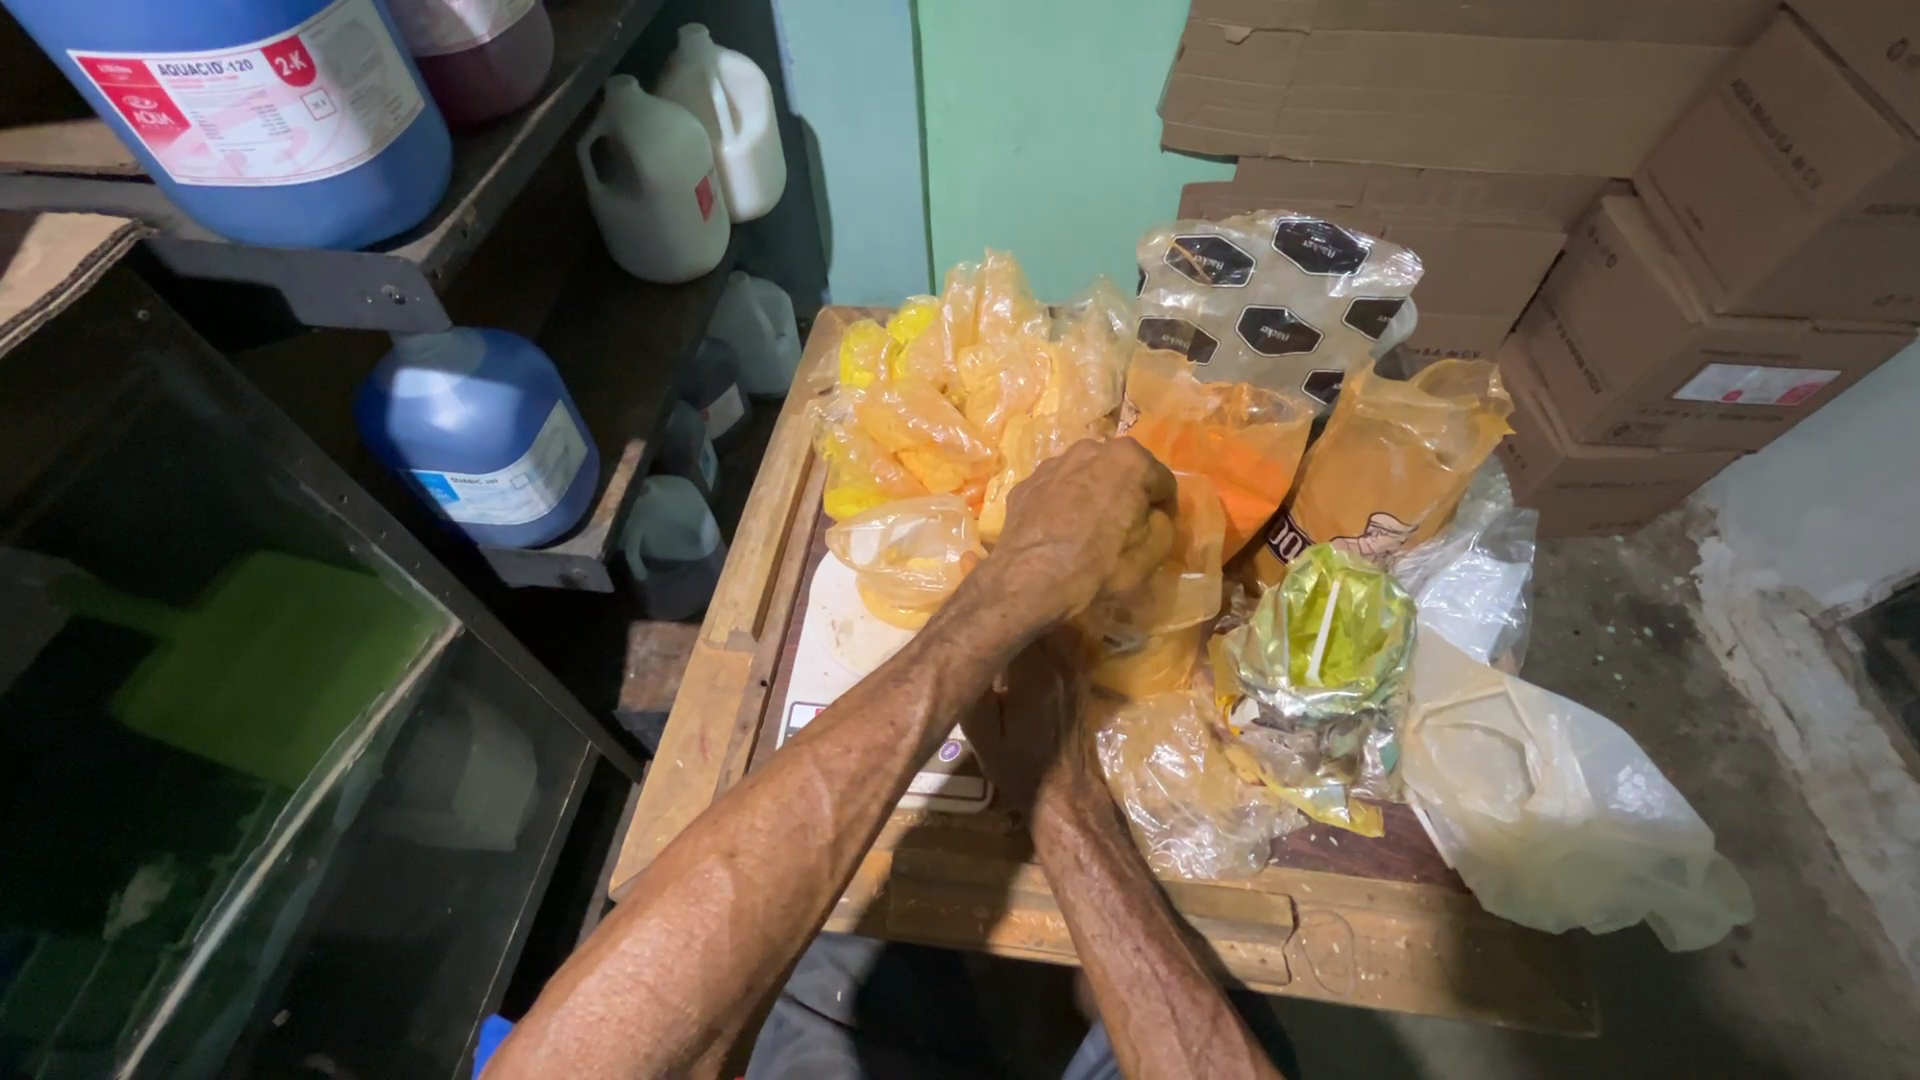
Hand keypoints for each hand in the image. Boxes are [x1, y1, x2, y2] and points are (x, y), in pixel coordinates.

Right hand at [962, 631, 1099, 811]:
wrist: (1063, 791)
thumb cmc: (1016, 764)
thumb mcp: (980, 732)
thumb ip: (972, 688)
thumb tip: (962, 651)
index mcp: (1035, 673)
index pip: (1010, 621)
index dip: (986, 614)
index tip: (964, 616)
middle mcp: (1060, 661)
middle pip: (1030, 617)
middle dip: (1002, 614)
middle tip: (973, 617)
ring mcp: (1074, 665)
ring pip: (1044, 625)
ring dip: (1020, 622)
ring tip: (991, 626)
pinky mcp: (1078, 672)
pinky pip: (1054, 639)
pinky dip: (1034, 634)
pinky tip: (1013, 643)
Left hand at [976, 438, 1176, 630]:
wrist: (1029, 580)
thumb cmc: (1100, 565)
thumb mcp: (1153, 552)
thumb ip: (1163, 524)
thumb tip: (1154, 515)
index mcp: (1128, 459)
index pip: (1162, 481)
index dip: (1165, 507)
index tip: (1161, 527)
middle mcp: (1089, 449)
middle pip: (1121, 471)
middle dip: (1127, 493)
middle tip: (1126, 526)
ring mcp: (1051, 464)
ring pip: (1084, 476)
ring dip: (1092, 494)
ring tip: (1089, 528)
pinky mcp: (1025, 484)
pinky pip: (1055, 491)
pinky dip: (1062, 504)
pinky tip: (1060, 531)